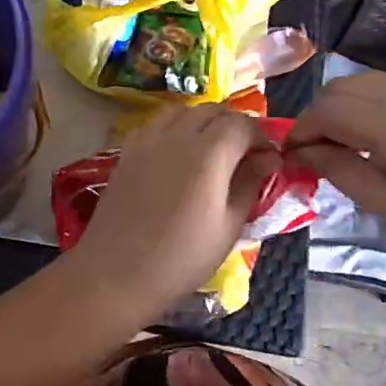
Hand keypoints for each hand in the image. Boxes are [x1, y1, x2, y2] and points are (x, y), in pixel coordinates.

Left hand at [64, 105, 278, 320]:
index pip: (243, 124)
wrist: (116, 274)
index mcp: (209, 153)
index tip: (268, 157)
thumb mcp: (228, 226)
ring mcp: (146, 141)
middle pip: (212, 110)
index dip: (260, 136)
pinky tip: (176, 154)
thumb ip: (249, 184)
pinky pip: (155, 125)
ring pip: (181, 111)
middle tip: (243, 153)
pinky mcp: (126, 153)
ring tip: (211, 149)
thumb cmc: (182, 259)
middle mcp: (177, 136)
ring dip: (202, 121)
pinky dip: (173, 128)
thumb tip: (269, 158)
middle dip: (234, 124)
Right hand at [285, 71, 385, 274]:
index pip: (329, 109)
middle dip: (319, 114)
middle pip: (343, 86)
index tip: (291, 154)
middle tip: (314, 150)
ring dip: (343, 106)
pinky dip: (368, 103)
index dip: (302, 129)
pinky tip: (372, 136)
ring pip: (365, 81)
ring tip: (341, 143)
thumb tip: (300, 153)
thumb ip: (338, 169)